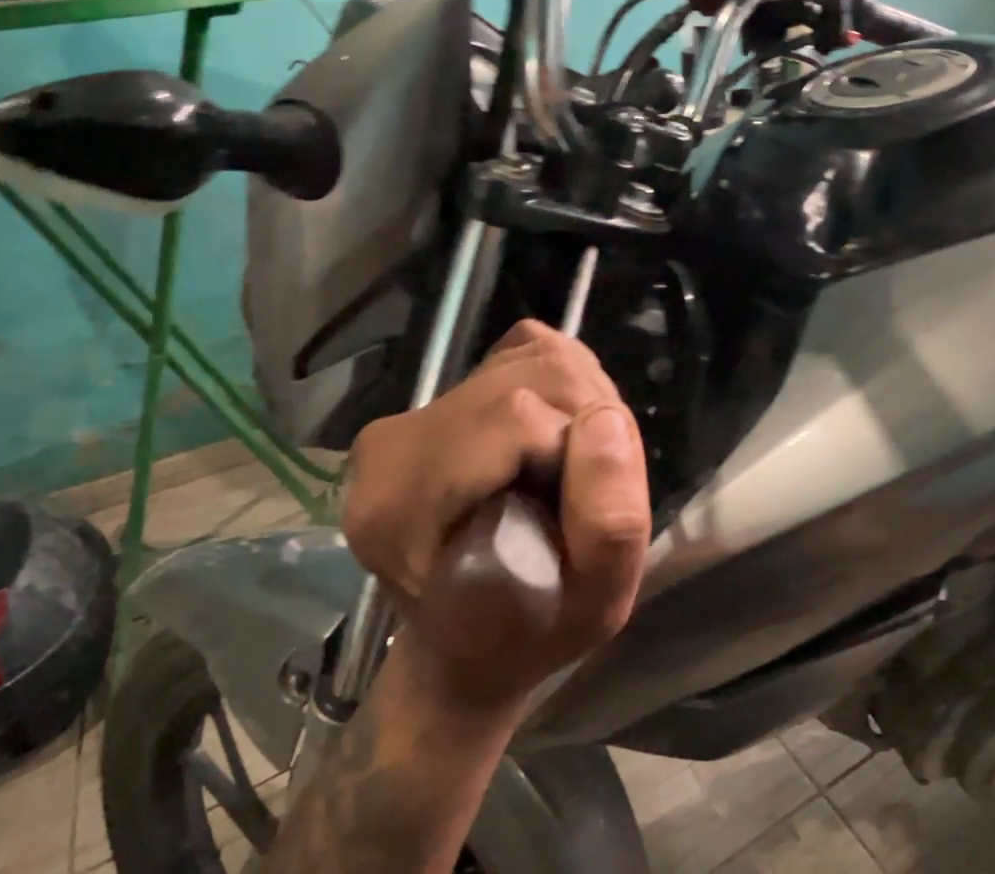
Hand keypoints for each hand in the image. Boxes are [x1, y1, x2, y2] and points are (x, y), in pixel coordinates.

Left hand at [342, 320, 651, 706]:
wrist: (468, 641)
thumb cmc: (528, 636)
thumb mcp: (594, 607)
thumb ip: (607, 526)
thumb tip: (606, 417)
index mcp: (402, 506)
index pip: (517, 417)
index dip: (578, 450)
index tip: (582, 508)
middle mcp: (387, 447)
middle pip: (528, 373)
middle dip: (586, 418)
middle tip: (586, 488)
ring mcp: (403, 418)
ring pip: (531, 355)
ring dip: (579, 401)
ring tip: (571, 468)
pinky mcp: (429, 402)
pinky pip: (519, 353)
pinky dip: (558, 387)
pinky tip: (553, 440)